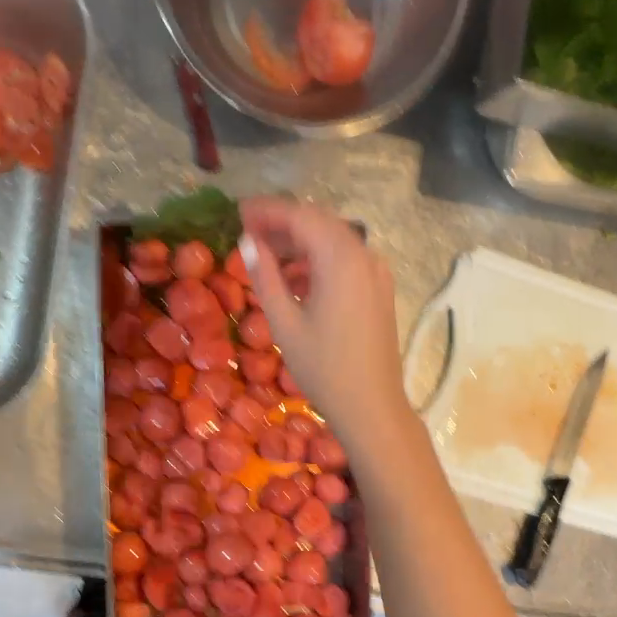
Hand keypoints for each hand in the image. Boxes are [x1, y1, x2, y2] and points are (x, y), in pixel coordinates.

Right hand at [238, 197, 408, 439]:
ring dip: (299, 244)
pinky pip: (345, 262)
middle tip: (247, 232)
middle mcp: (363, 255)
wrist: (371, 405)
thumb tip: (248, 243)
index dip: (267, 211)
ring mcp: (376, 273)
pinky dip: (318, 262)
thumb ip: (265, 277)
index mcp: (340, 258)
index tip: (238, 213)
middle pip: (319, 224)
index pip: (300, 216)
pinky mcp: (378, 290)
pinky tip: (295, 280)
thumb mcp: (284, 323)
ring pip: (333, 242)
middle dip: (283, 224)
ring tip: (266, 259)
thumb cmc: (323, 368)